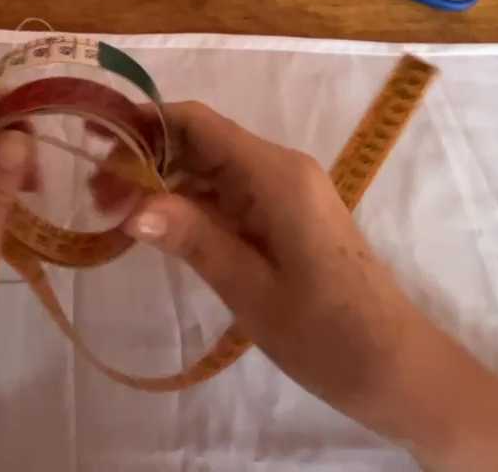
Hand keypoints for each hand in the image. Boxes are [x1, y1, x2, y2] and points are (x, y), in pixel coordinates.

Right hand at [122, 100, 497, 471]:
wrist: (405, 376)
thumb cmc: (331, 335)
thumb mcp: (251, 290)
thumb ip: (191, 238)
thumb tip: (129, 207)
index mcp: (275, 174)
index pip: (196, 122)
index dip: (142, 122)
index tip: (92, 137)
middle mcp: (278, 169)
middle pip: (196, 141)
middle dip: (142, 158)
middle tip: (95, 196)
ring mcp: (281, 191)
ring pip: (206, 167)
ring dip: (159, 183)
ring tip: (113, 214)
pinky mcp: (282, 214)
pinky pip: (223, 193)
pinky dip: (185, 204)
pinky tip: (155, 227)